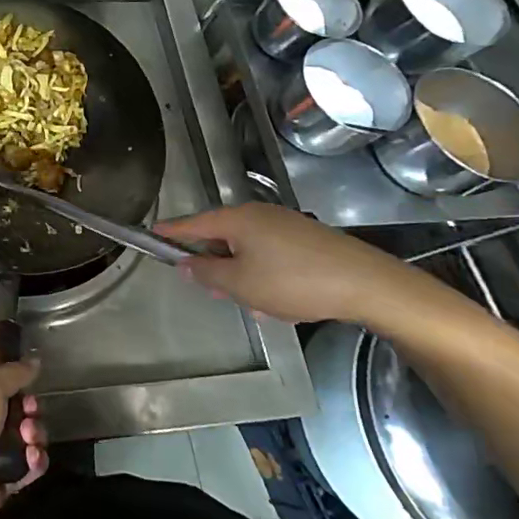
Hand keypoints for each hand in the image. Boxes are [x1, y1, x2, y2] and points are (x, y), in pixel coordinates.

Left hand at [0, 360, 47, 518]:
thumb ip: (13, 373)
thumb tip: (34, 360)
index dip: (14, 375)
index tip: (29, 377)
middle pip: (19, 407)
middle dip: (30, 408)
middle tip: (30, 411)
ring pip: (29, 435)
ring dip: (35, 434)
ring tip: (28, 439)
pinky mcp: (7, 476)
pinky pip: (31, 464)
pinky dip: (35, 461)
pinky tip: (31, 459)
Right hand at [157, 203, 460, 328]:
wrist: (366, 283)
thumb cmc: (293, 282)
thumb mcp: (240, 284)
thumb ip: (207, 273)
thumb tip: (188, 262)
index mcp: (237, 220)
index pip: (192, 223)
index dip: (171, 232)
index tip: (152, 233)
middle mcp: (259, 214)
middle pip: (221, 235)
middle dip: (214, 263)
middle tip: (213, 290)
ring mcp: (285, 224)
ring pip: (247, 248)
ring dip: (241, 273)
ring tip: (253, 303)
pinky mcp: (306, 238)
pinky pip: (270, 252)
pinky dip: (264, 272)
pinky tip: (277, 299)